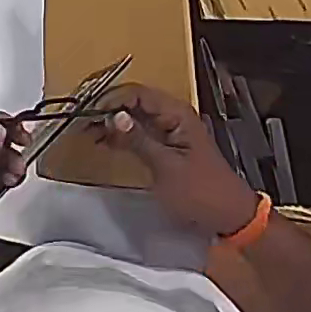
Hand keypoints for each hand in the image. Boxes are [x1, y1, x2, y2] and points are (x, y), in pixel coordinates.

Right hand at [93, 85, 259, 236]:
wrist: (230, 218)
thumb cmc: (201, 192)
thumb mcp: (166, 167)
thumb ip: (138, 139)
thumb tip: (112, 116)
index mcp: (176, 114)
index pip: (136, 93)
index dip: (110, 99)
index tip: (88, 113)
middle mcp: (170, 115)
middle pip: (131, 101)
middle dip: (105, 109)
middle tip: (80, 121)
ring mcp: (166, 129)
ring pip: (130, 116)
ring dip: (109, 122)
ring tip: (85, 131)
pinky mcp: (162, 144)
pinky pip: (135, 131)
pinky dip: (118, 135)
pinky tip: (100, 141)